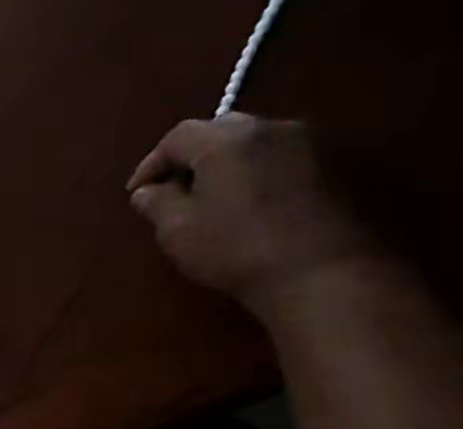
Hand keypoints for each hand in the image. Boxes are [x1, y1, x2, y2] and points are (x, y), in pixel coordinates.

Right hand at [127, 114, 386, 314]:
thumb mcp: (176, 231)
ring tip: (209, 198)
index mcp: (224, 141)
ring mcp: (303, 140)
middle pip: (218, 130)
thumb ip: (156, 203)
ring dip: (224, 164)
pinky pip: (275, 156)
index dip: (151, 163)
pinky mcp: (326, 160)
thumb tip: (146, 190)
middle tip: (172, 191)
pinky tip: (245, 203)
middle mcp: (266, 127)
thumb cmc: (232, 247)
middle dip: (190, 158)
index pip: (177, 137)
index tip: (135, 193)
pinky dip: (252, 171)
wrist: (314, 266)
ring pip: (250, 141)